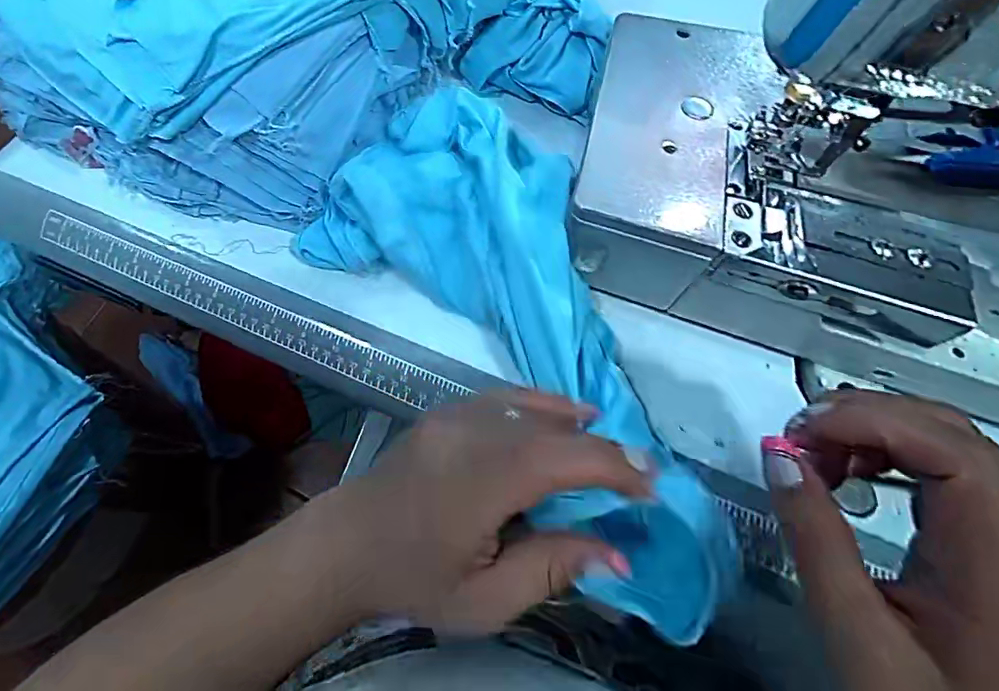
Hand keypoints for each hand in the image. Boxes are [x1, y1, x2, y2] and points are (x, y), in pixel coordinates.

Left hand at [307, 390, 652, 633]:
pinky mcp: (448, 408)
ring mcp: (457, 412)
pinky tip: (566, 414)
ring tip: (611, 446)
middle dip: (602, 450)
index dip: (613, 468)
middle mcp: (472, 431)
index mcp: (481, 480)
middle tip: (639, 476)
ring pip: (531, 407)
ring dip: (576, 424)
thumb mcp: (484, 600)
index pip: (563, 459)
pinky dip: (542, 405)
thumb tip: (617, 553)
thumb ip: (551, 567)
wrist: (348, 542)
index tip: (650, 489)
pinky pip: (506, 398)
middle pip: (553, 429)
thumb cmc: (416, 578)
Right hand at [763, 390, 998, 690]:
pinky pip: (966, 492)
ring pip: (962, 459)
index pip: (951, 447)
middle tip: (800, 439)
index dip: (869, 418)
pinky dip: (906, 469)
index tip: (800, 431)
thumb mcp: (861, 640)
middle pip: (958, 440)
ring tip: (821, 459)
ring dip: (884, 440)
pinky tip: (863, 484)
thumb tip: (778, 455)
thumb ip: (816, 539)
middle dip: (870, 420)